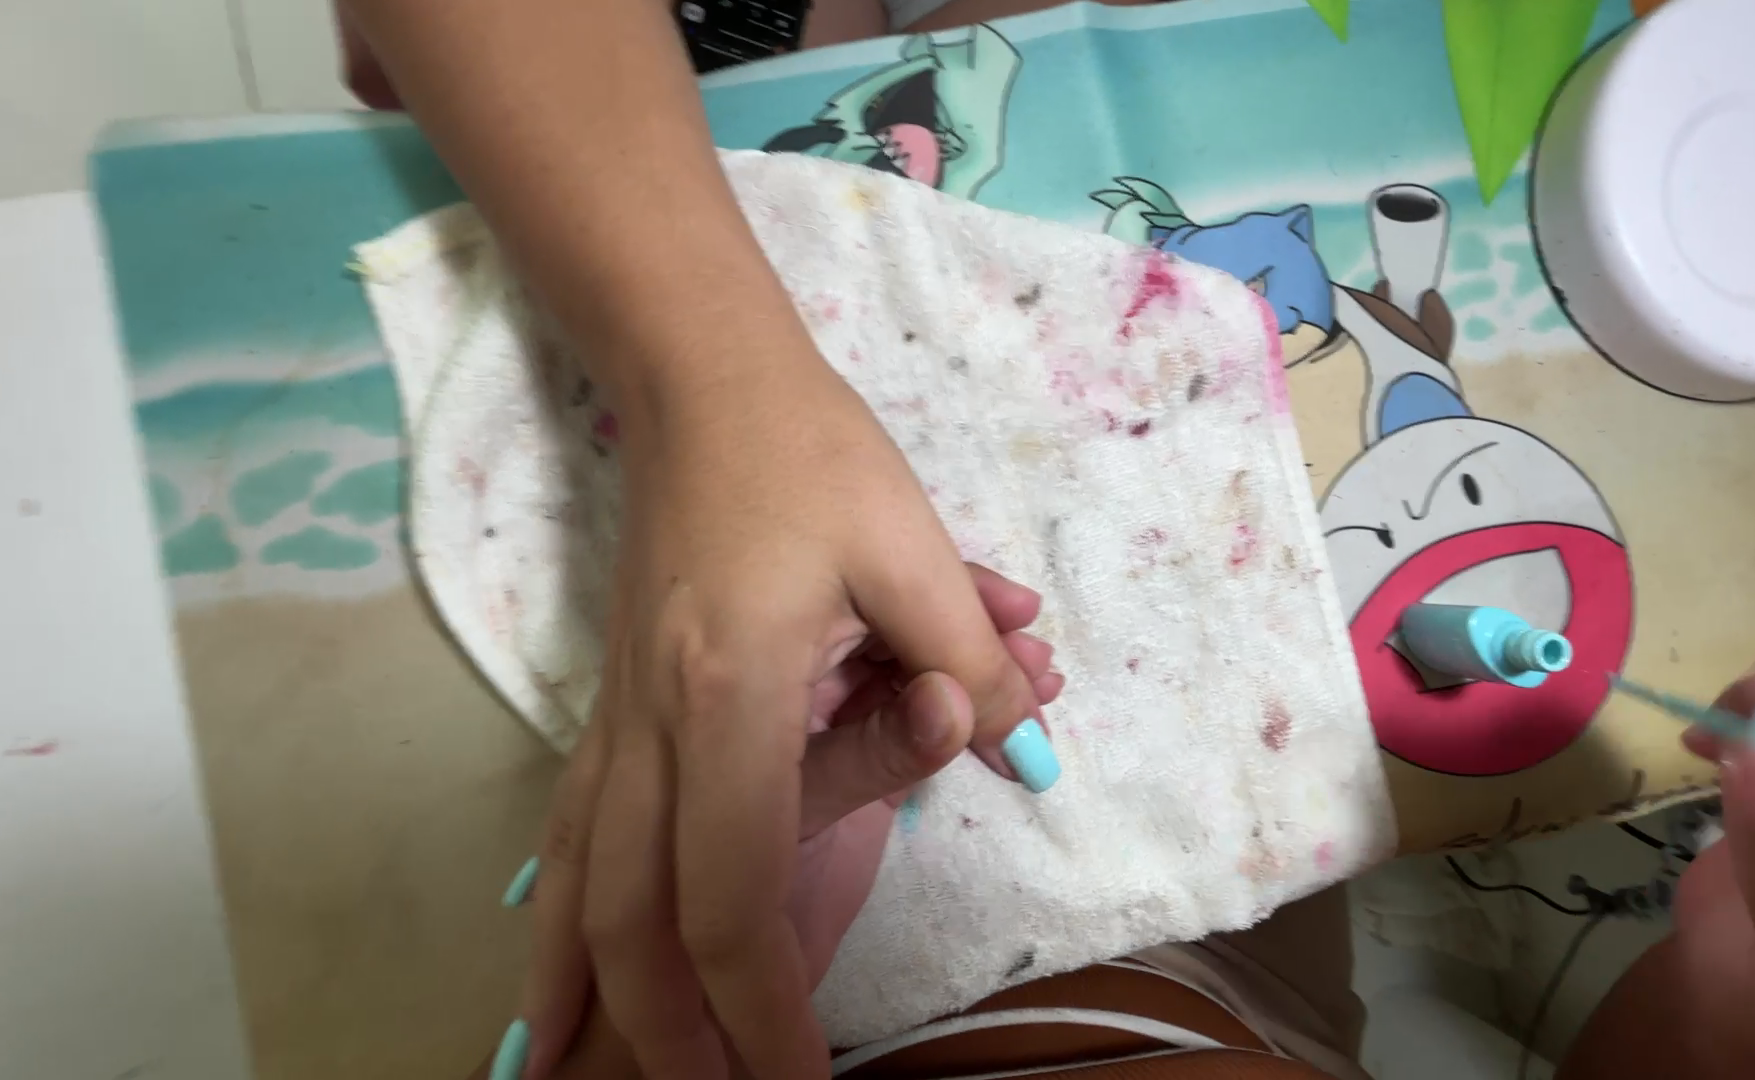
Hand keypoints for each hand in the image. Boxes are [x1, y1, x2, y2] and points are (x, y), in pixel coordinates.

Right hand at [510, 357, 1062, 1079]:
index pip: (734, 886)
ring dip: (586, 983)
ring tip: (569, 1074)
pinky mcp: (616, 683)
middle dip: (671, 1024)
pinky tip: (550, 947)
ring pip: (577, 874)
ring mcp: (619, 701)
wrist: (709, 386)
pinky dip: (557, 903)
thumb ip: (973, 655)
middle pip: (633, 910)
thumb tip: (1025, 741)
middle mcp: (651, 715)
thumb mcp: (912, 551)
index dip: (766, 998)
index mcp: (730, 690)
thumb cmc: (812, 456)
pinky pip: (574, 818)